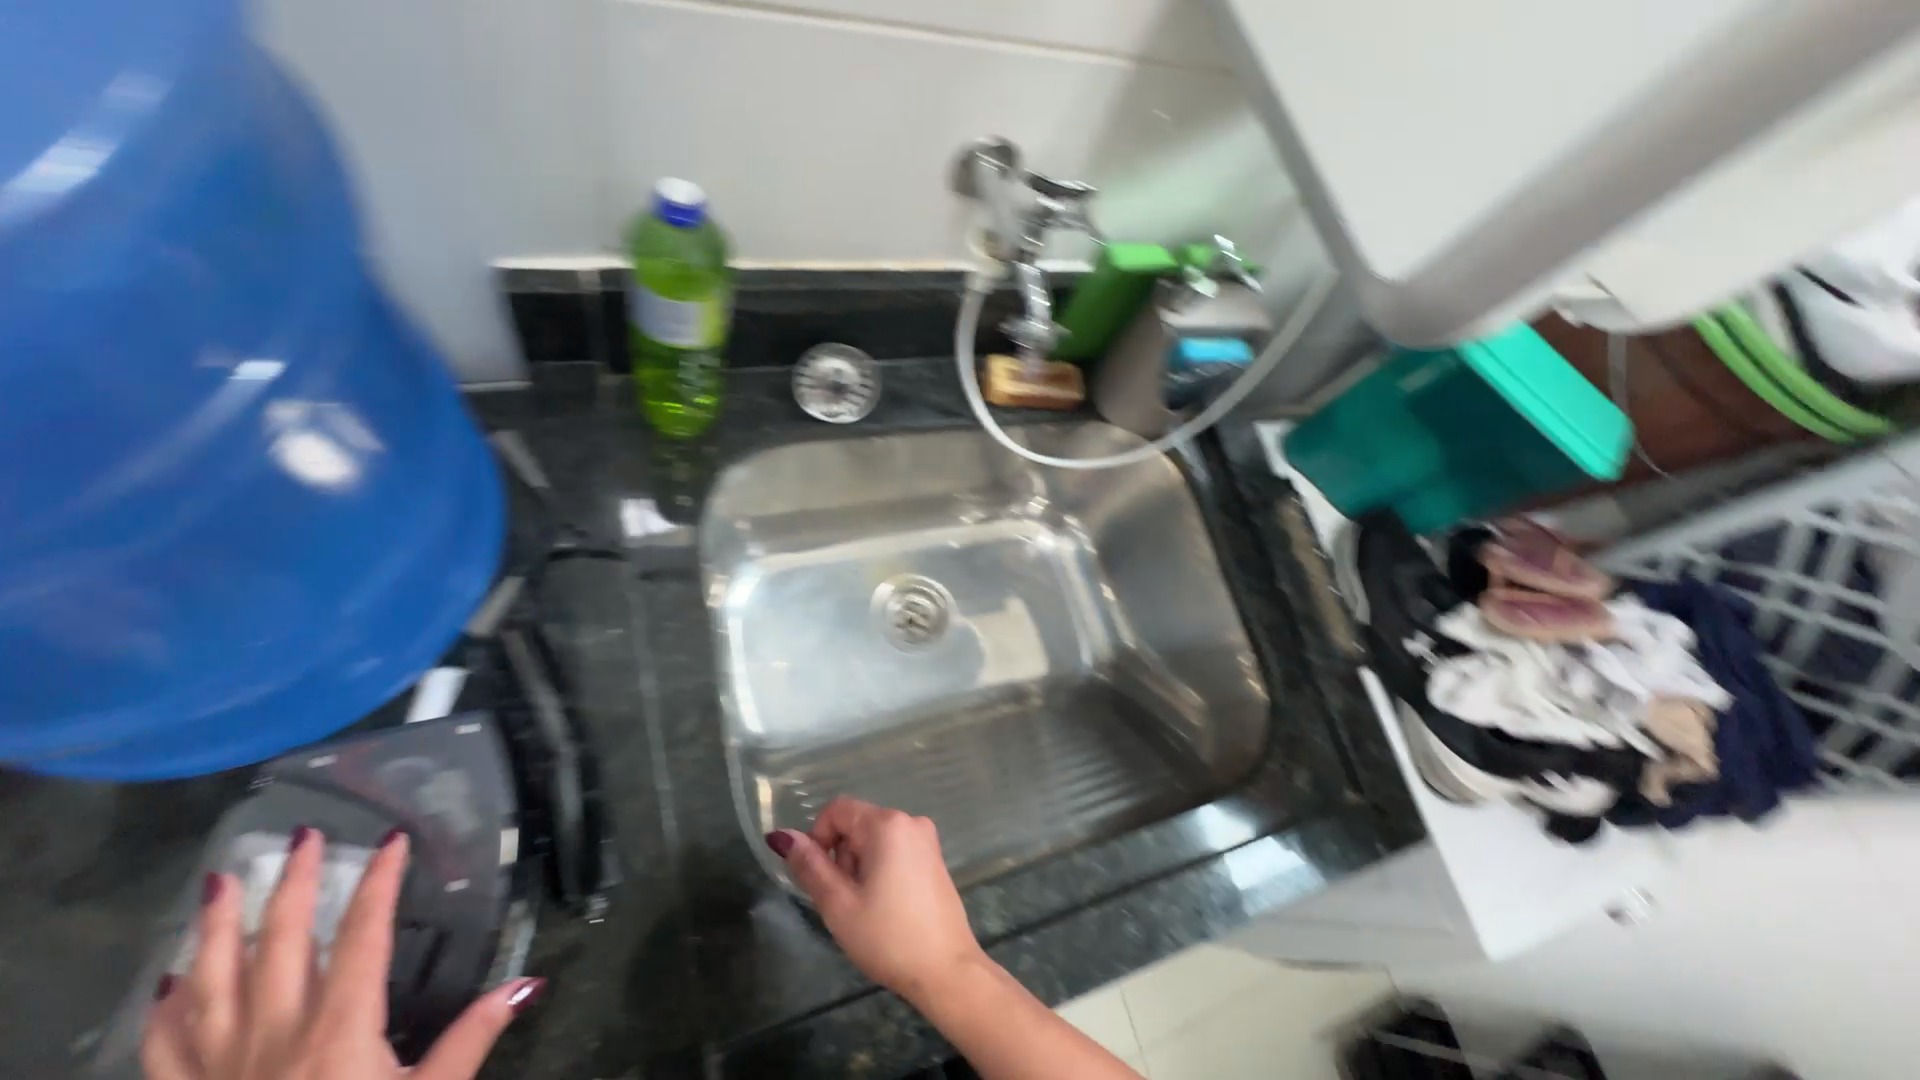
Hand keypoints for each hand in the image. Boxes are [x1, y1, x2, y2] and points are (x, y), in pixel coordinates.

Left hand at [142, 828, 544, 1079]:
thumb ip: (472, 1039)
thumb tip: (528, 983)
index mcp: (340, 1027)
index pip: (363, 935)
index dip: (379, 883)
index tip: (392, 841)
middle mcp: (276, 1032)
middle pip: (281, 941)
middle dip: (292, 883)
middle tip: (302, 837)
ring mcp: (221, 1065)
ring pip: (211, 979)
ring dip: (216, 925)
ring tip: (219, 880)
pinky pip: (165, 1045)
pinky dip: (166, 1008)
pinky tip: (170, 981)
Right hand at [768, 798, 988, 1004]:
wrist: (946, 970)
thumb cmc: (887, 937)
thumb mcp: (838, 903)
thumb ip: (809, 865)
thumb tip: (782, 836)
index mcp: (887, 824)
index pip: (837, 809)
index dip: (819, 837)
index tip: (820, 877)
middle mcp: (910, 821)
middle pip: (856, 824)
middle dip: (841, 856)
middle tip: (846, 899)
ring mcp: (926, 839)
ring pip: (874, 840)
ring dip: (859, 866)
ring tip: (866, 907)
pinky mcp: (934, 858)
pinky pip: (894, 850)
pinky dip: (880, 870)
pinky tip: (885, 906)